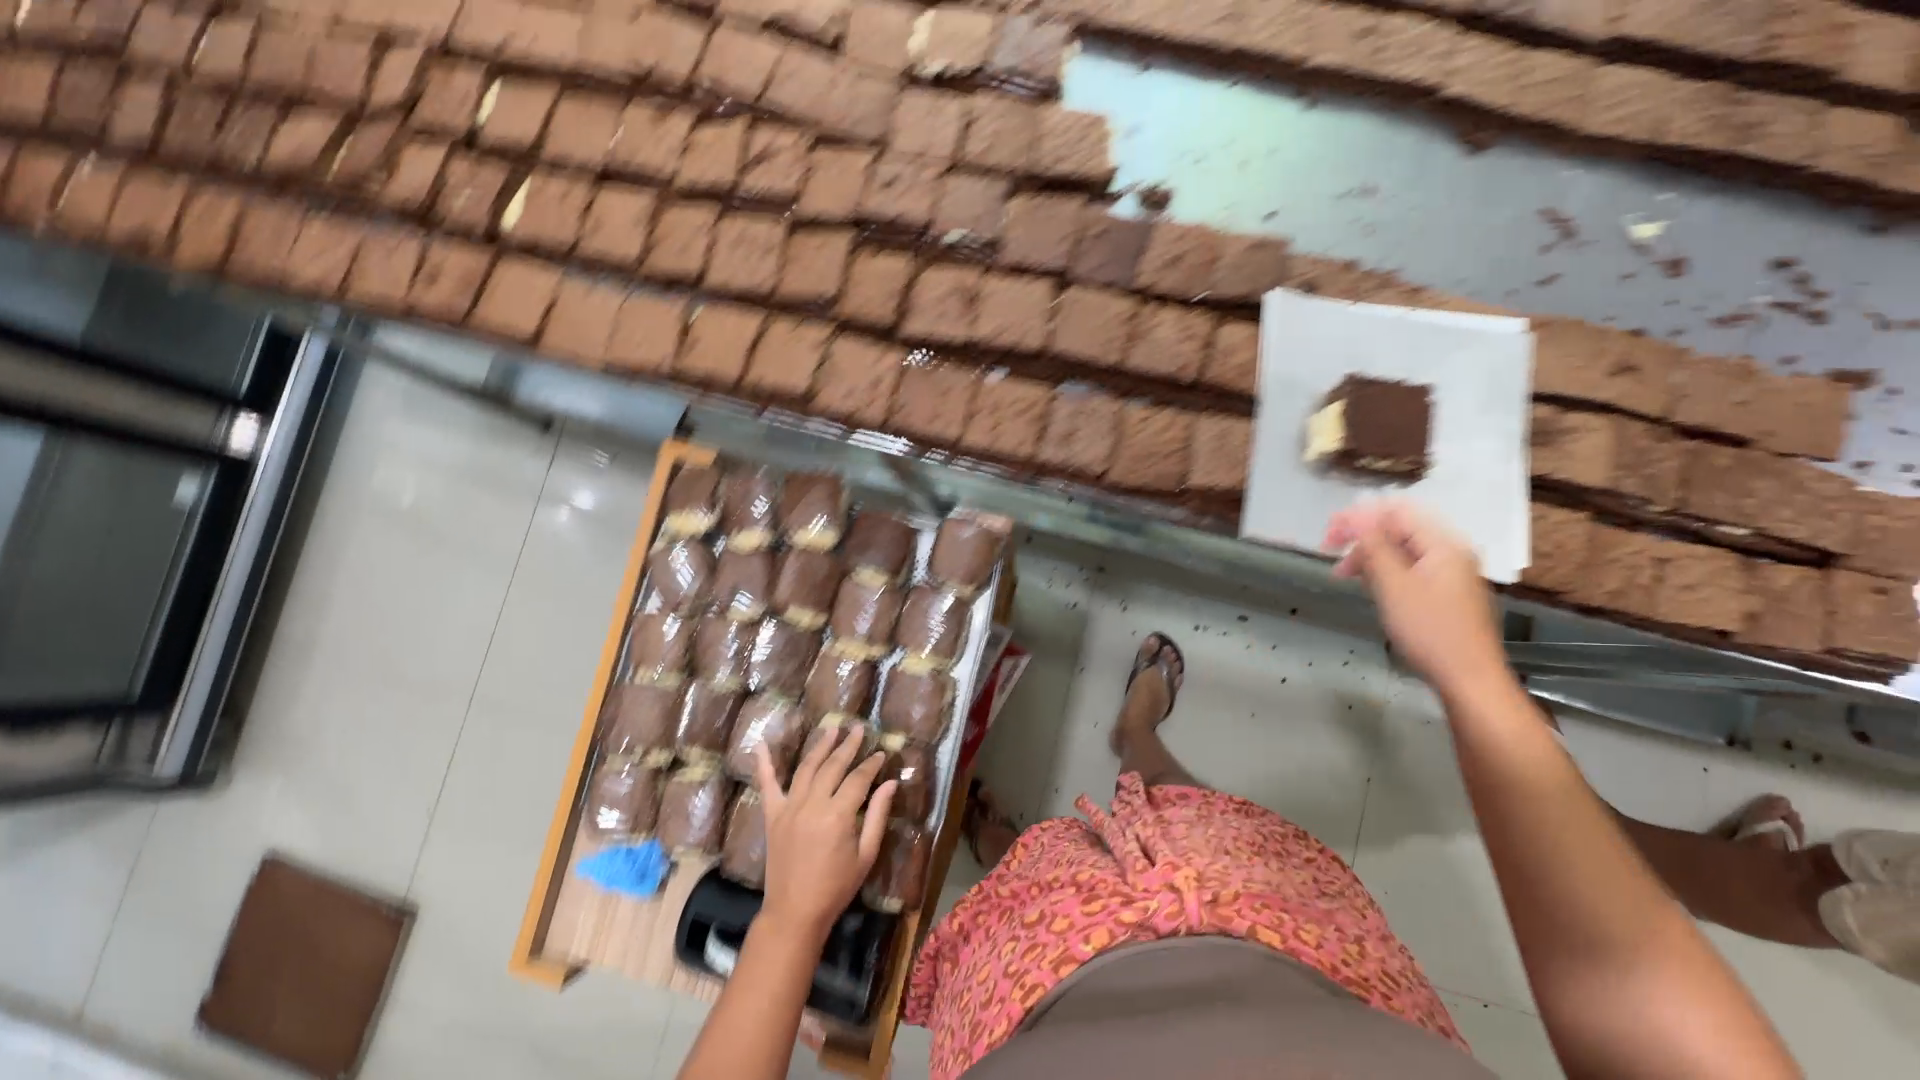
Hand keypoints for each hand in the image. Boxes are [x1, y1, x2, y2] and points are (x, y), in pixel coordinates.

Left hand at [753, 728, 894, 939]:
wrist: (795, 911)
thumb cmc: (836, 887)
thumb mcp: (866, 855)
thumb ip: (878, 816)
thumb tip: (890, 783)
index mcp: (838, 815)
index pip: (858, 779)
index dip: (871, 765)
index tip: (881, 753)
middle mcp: (812, 805)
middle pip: (832, 766)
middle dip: (847, 746)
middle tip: (859, 729)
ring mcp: (789, 808)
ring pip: (806, 768)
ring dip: (819, 747)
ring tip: (831, 730)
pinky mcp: (772, 816)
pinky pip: (767, 785)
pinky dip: (764, 763)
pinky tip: (762, 744)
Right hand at [1325, 500, 1507, 697]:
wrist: (1469, 678)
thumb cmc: (1429, 631)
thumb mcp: (1394, 586)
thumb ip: (1374, 546)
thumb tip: (1356, 515)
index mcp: (1443, 543)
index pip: (1395, 512)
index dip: (1357, 518)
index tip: (1327, 536)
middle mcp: (1451, 551)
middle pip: (1400, 529)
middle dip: (1362, 538)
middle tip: (1330, 554)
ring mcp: (1452, 573)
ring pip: (1404, 550)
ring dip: (1371, 556)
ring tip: (1345, 575)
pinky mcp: (1448, 593)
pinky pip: (1412, 569)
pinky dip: (1387, 572)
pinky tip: (1372, 587)